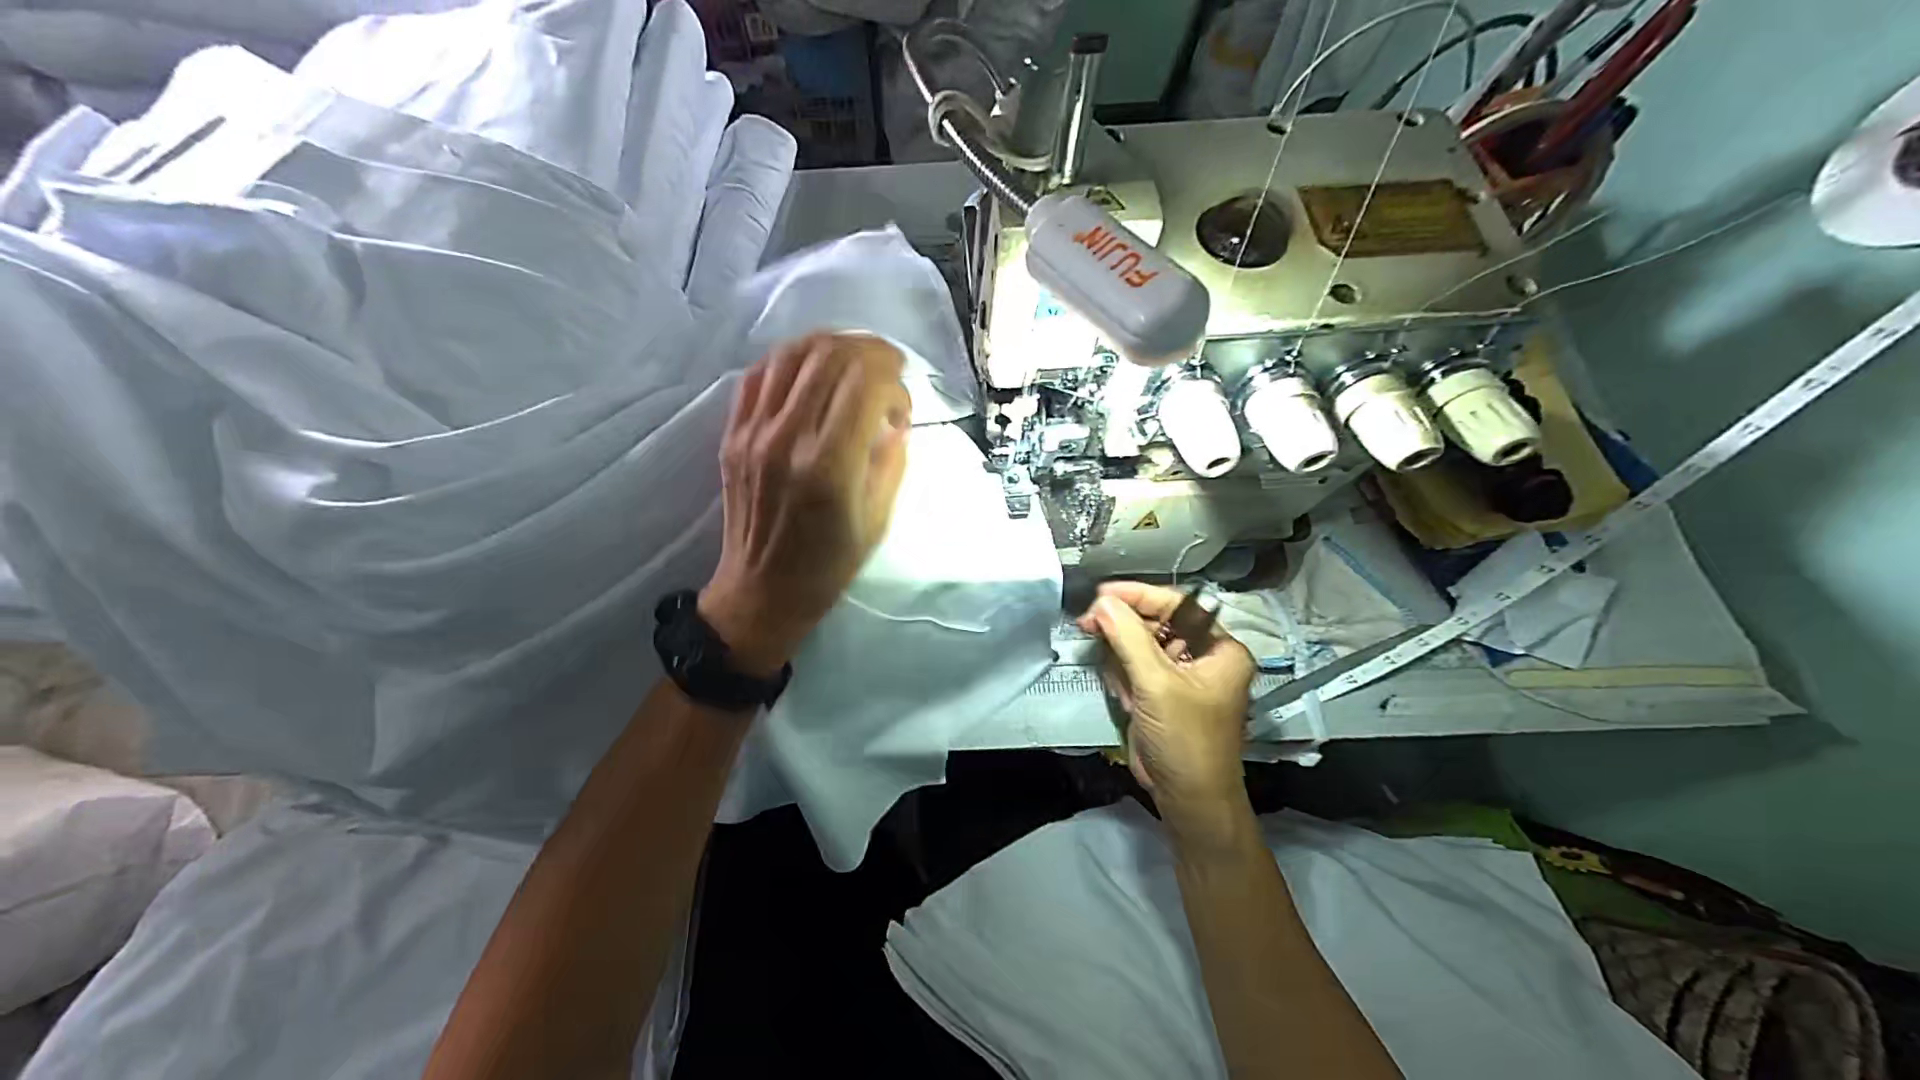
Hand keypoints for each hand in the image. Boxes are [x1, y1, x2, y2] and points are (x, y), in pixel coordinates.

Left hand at [700, 333, 911, 675]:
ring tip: (854, 360)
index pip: (865, 383)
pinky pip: (760, 373)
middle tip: (888, 367)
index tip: (902, 402)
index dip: (894, 378)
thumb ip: (892, 458)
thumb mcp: (878, 518)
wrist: (762, 590)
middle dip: (870, 350)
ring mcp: (753, 433)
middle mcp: (787, 439)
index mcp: (830, 466)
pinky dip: (793, 359)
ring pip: (793, 354)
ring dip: (832, 346)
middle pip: (830, 357)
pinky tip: (813, 370)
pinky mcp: (733, 434)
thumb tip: (895, 415)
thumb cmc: (829, 564)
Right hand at [1077, 582, 1256, 837]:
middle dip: (1123, 627)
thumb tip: (1102, 603)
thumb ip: (1128, 638)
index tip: (1102, 593)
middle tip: (1089, 623)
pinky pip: (1135, 668)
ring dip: (1121, 656)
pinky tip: (1123, 695)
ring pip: (1140, 645)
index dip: (1139, 596)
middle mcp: (1204, 657)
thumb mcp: (1156, 684)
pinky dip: (1123, 675)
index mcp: (1219, 649)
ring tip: (1116, 677)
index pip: (1177, 606)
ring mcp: (1181, 676)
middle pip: (1156, 623)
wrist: (1188, 798)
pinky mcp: (1161, 694)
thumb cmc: (1185, 739)